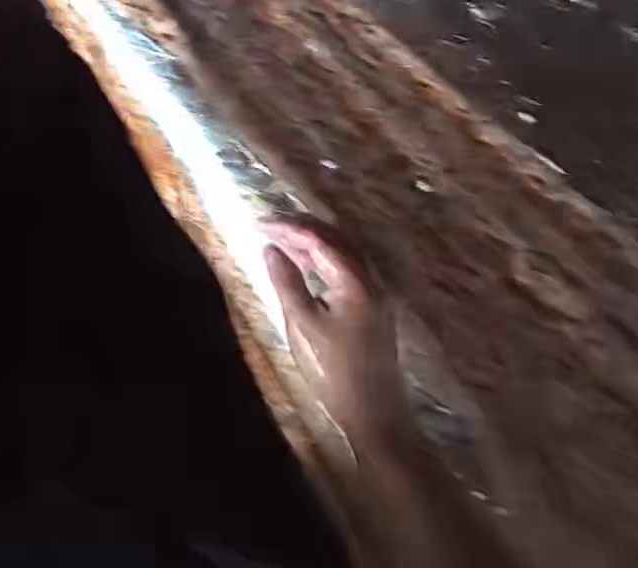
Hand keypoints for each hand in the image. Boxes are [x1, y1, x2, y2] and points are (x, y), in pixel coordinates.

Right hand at [263, 218, 406, 447]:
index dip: (290, 227)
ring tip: (280, 237)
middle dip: (303, 226)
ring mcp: (376, 296)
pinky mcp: (372, 308)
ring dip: (313, 240)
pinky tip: (302, 261)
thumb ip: (286, 281)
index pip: (321, 241)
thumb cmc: (332, 368)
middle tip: (268, 223)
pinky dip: (323, 257)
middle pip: (339, 240)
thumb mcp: (301, 322)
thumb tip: (271, 248)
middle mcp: (373, 284)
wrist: (374, 415)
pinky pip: (347, 268)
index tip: (260, 222)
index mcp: (357, 285)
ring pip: (345, 253)